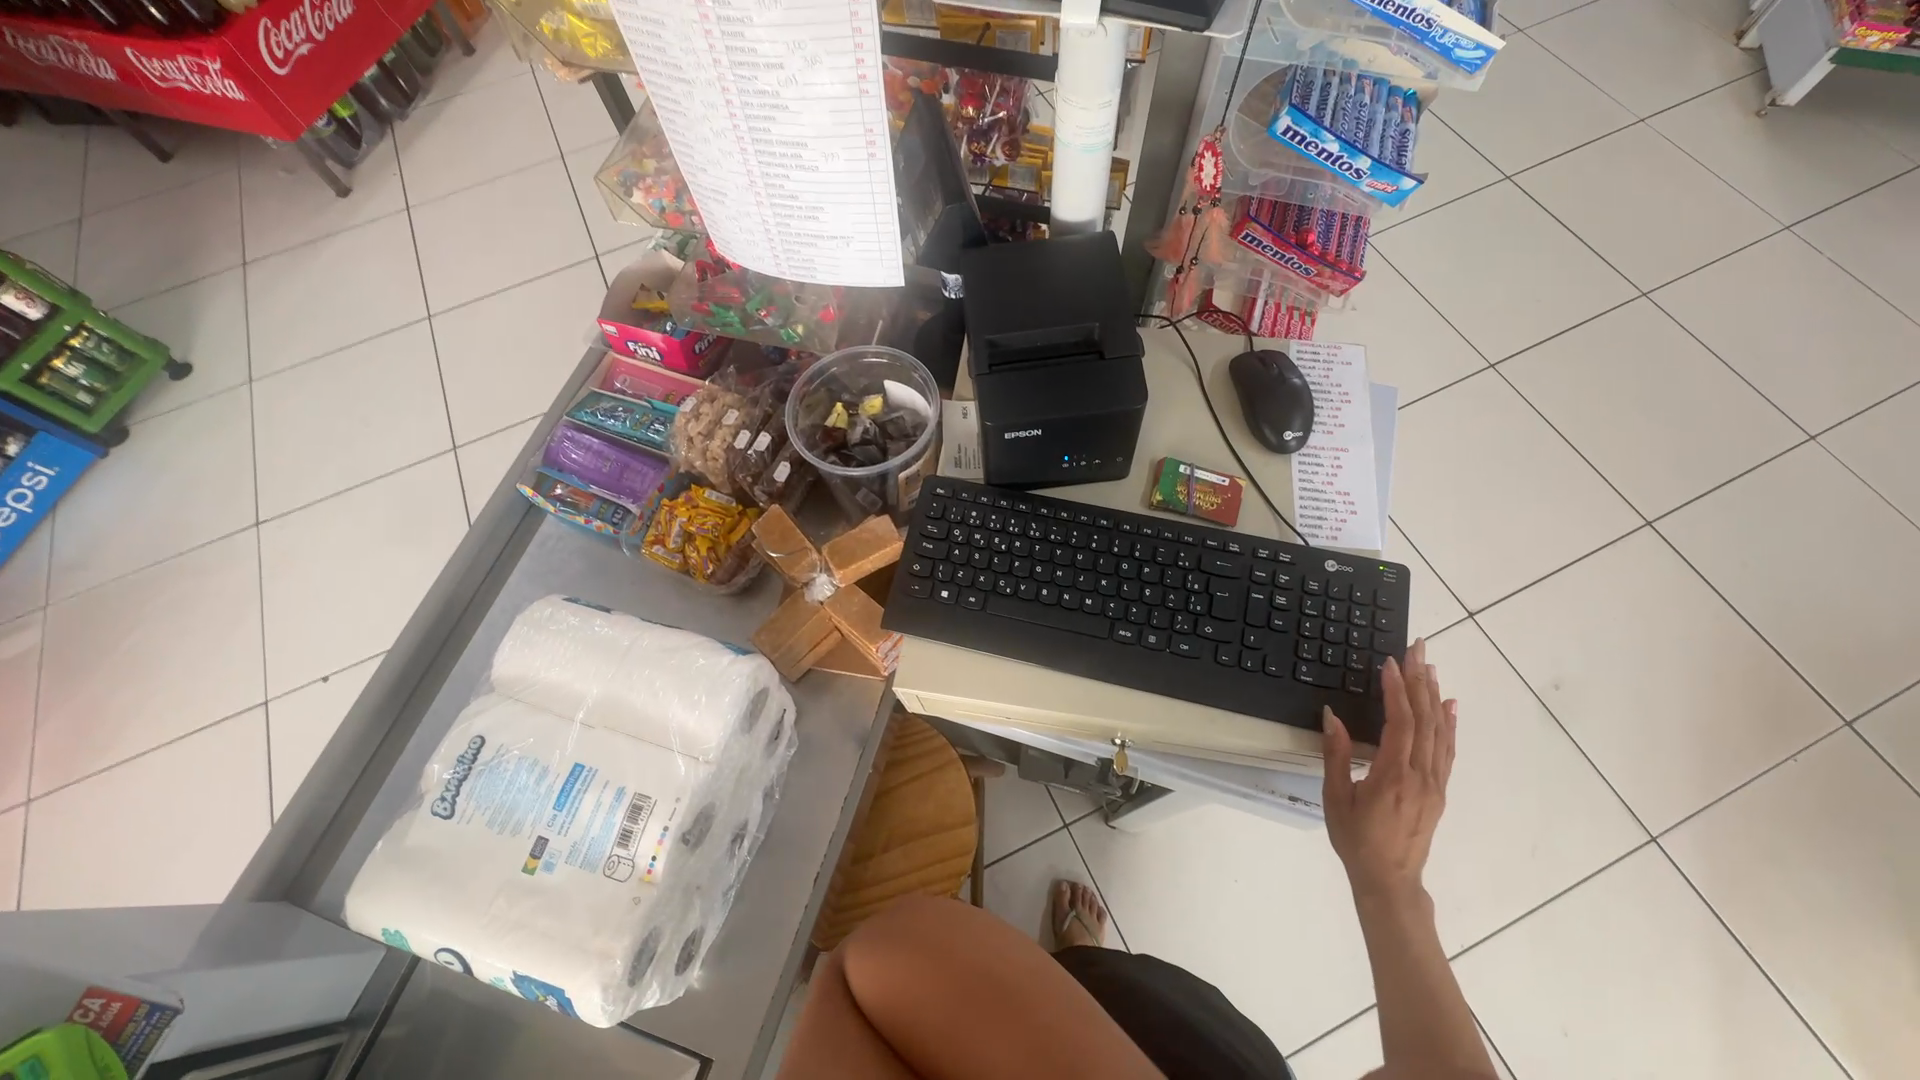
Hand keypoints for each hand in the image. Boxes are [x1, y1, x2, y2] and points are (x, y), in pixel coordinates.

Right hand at [1322, 638, 1457, 903]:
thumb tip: (1332, 716)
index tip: (1390, 662)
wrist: (1390, 879)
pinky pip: (1447, 750)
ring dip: (1434, 695)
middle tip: (1417, 648)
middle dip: (1420, 680)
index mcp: (1393, 775)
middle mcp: (1421, 774)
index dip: (1397, 689)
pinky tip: (1449, 706)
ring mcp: (1434, 782)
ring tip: (1430, 666)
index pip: (1400, 722)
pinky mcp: (1439, 790)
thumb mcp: (1336, 798)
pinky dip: (1448, 724)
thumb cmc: (1356, 840)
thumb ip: (1336, 755)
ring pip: (1439, 731)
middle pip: (1425, 719)